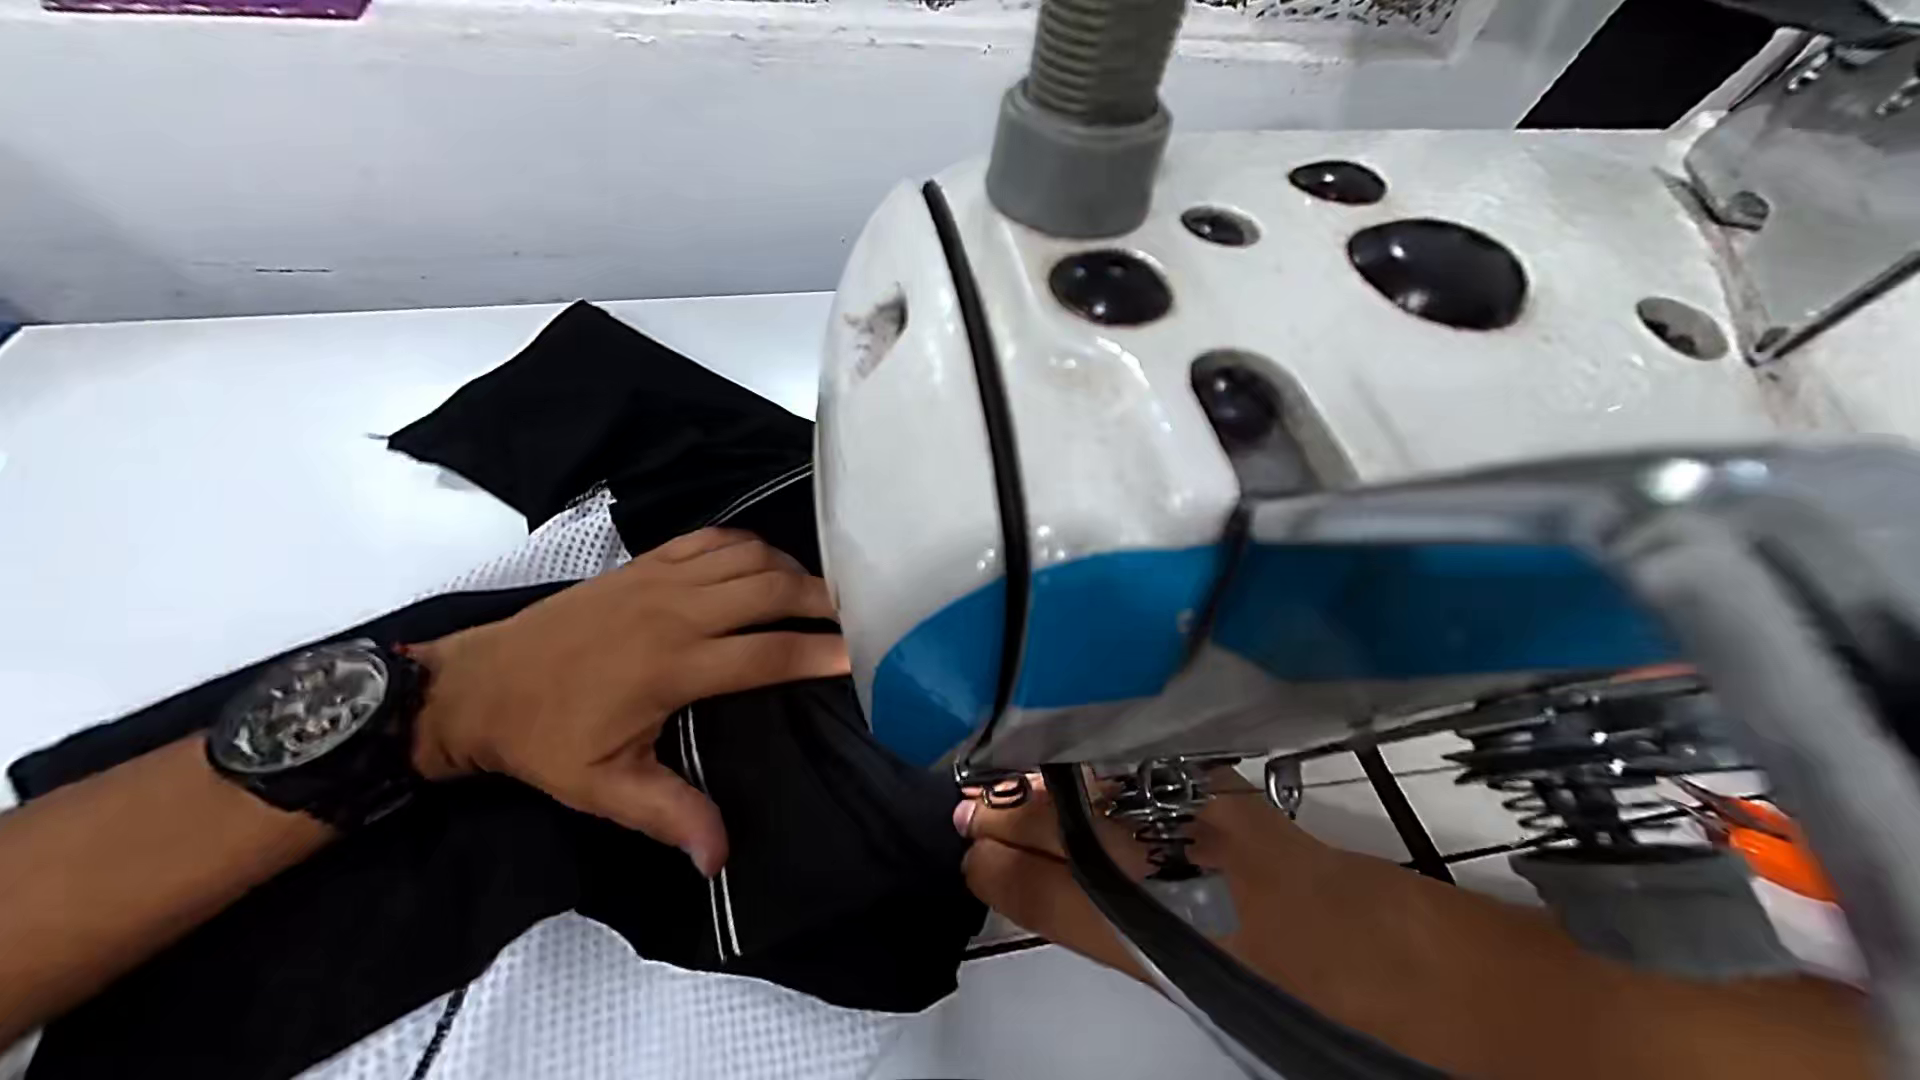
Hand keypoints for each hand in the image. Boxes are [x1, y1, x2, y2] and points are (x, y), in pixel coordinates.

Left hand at [409, 528, 848, 876]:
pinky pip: (714, 538)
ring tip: (815, 592)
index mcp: (672, 666)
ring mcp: (661, 578)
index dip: (819, 654)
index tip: (858, 655)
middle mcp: (677, 611)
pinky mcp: (646, 562)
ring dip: (791, 569)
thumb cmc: (546, 738)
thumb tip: (721, 859)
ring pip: (749, 556)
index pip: (766, 654)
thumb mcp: (604, 788)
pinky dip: (750, 545)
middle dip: (820, 599)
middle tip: (854, 614)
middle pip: (770, 590)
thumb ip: (671, 815)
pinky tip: (765, 563)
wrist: (479, 684)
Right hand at [955, 769, 1323, 982]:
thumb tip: (1048, 884)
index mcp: (1148, 932)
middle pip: (1055, 829)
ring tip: (998, 785)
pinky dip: (1088, 764)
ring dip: (1033, 786)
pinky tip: (1064, 762)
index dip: (997, 873)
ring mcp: (1185, 810)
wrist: (1357, 938)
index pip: (1045, 895)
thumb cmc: (1266, 984)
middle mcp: (1162, 864)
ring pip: (1085, 789)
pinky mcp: (1208, 778)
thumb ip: (1106, 927)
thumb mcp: (1173, 975)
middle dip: (1001, 818)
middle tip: (965, 811)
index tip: (970, 860)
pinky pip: (1127, 763)